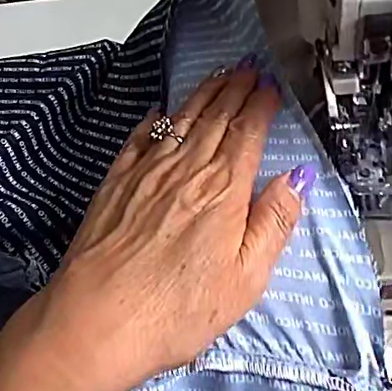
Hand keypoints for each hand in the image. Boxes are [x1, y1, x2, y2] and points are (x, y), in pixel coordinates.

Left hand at [0, 61, 311, 390]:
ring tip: (219, 76)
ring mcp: (146, 173)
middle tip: (248, 68)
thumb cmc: (174, 310)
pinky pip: (140, 139)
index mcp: (223, 191)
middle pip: (216, 117)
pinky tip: (160, 111)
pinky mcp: (115, 184)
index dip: (261, 105)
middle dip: (236, 88)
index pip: (248, 132)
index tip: (269, 88)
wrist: (95, 322)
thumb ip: (274, 222)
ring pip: (181, 120)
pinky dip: (154, 120)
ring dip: (203, 94)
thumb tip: (296, 180)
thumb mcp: (245, 279)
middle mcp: (186, 171)